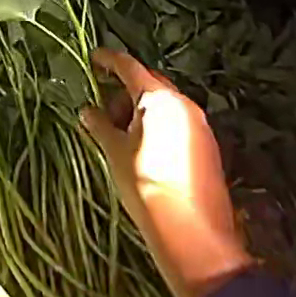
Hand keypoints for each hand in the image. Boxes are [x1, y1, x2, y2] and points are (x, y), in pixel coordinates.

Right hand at [81, 48, 251, 296]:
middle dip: (124, 90)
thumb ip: (99, 125)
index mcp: (158, 98)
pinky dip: (158, 125)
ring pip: (164, 104)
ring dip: (141, 110)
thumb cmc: (147, 185)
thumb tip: (87, 112)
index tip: (93, 58)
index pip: (128, 66)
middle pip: (148, 83)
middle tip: (105, 110)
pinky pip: (177, 122)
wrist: (195, 237)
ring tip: (122, 135)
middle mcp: (183, 104)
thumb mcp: (115, 152)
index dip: (107, 60)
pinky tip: (144, 148)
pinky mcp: (208, 148)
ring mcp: (199, 126)